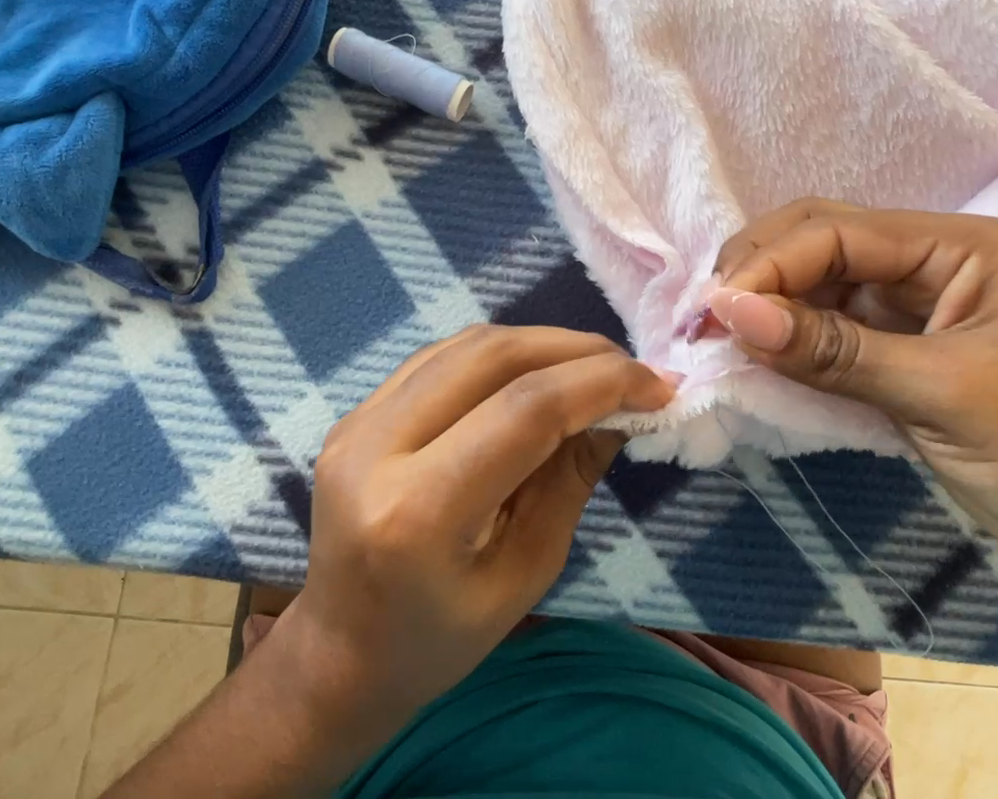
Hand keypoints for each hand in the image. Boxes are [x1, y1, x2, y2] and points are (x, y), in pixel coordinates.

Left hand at [105, 326, 674, 798]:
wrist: (339, 654)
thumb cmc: (440, 639)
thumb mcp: (526, 572)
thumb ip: (571, 480)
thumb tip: (621, 411)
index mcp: (418, 511)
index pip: (524, 410)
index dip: (601, 384)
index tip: (657, 386)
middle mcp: (376, 449)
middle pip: (491, 358)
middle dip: (574, 350)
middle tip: (630, 368)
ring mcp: (356, 424)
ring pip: (463, 346)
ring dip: (538, 343)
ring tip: (592, 366)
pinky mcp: (354, 415)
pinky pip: (437, 360)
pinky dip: (497, 356)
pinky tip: (534, 372)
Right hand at [711, 200, 997, 650]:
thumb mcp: (949, 396)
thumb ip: (835, 351)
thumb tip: (729, 311)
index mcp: (964, 247)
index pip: (840, 232)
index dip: (770, 266)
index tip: (712, 315)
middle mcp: (936, 265)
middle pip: (822, 245)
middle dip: (758, 276)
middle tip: (701, 323)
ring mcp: (918, 312)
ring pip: (820, 290)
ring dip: (766, 311)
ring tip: (714, 342)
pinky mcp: (905, 357)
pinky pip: (831, 336)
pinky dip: (790, 347)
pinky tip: (754, 361)